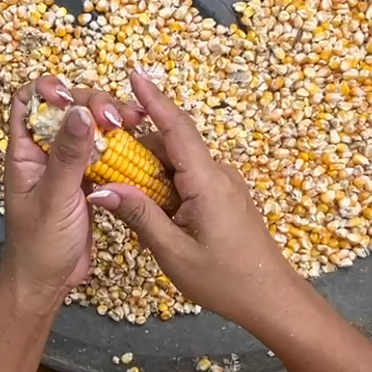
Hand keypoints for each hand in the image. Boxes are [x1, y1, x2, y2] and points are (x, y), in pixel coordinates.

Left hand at [0, 76, 142, 304]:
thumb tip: (80, 112)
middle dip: (92, 102)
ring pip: (88, 125)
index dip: (48, 90)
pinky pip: (104, 149)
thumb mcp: (54, 199)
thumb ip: (68, 156)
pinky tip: (137, 137)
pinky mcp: (87, 178)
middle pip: (66, 107)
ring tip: (135, 119)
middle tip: (117, 116)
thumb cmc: (39, 245)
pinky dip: (120, 140)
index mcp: (24, 152)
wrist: (47, 282)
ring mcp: (67, 164)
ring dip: (111, 117)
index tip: (72, 97)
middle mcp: (44, 152)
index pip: (27, 102)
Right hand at [86, 70, 298, 326]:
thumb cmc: (225, 279)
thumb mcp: (173, 251)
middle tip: (100, 147)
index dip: (154, 99)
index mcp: (207, 182)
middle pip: (170, 143)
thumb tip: (100, 189)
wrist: (271, 298)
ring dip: (146, 165)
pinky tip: (142, 199)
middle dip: (135, 140)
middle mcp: (217, 174)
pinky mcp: (221, 197)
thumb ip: (138, 215)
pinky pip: (185, 177)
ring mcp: (222, 184)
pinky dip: (160, 180)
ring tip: (115, 177)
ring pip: (176, 161)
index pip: (177, 128)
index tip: (133, 73)